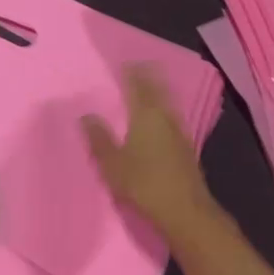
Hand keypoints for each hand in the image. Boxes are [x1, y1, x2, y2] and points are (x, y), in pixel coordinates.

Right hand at [82, 65, 216, 231]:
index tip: (124, 63)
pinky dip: (163, 111)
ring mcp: (179, 133)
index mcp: (145, 116)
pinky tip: (158, 119)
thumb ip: (99, 138)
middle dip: (148, 78)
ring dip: (158, 93)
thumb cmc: (143, 183)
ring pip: (167, 104)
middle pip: (157, 91)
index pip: (137, 86)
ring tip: (147, 89)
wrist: (184, 211)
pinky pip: (171, 119)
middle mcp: (165, 118)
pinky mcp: (186, 149)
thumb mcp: (111, 163)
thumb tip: (87, 116)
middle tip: (138, 68)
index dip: (131, 73)